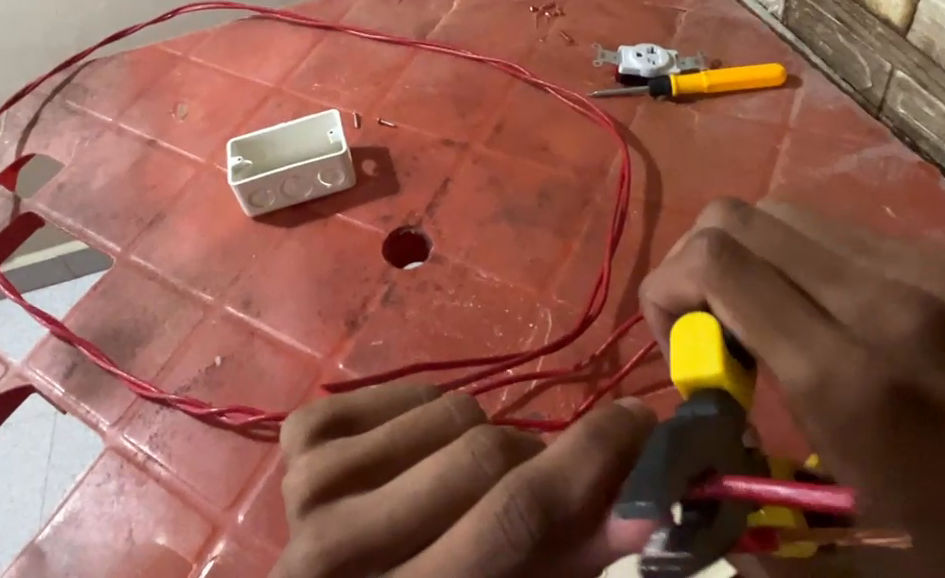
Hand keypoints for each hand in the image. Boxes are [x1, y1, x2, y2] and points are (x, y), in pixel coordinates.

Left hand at [270, 383, 654, 577]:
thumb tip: (643, 497)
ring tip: (469, 480)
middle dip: (539, 455)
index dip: (592, 460)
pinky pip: (407, 389)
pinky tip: (421, 457)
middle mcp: (343, 544)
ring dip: (482, 439)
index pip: (517, 513)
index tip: (639, 419)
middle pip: (485, 452)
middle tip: (552, 469)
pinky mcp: (301, 436)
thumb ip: (565, 555)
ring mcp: (312, 483)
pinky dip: (433, 414)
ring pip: (451, 409)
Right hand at [640, 198, 944, 577]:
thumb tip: (664, 457)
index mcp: (847, 376)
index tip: (677, 346)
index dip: (666, 289)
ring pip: (783, 213)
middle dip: (696, 266)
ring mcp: (931, 272)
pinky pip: (843, 234)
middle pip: (736, 218)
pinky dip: (808, 264)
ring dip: (750, 260)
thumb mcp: (834, 552)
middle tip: (714, 333)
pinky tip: (836, 321)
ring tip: (772, 325)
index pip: (712, 260)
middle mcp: (884, 300)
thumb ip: (730, 495)